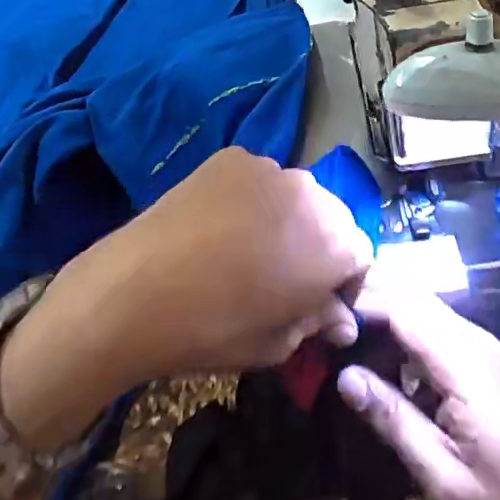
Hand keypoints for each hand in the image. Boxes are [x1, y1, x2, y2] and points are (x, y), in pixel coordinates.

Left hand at [0, 148, 372, 450]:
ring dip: (285, 217)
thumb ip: (318, 321)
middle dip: (319, 244)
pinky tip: (221, 223)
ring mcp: (269, 167)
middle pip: (332, 217)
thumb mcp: (276, 343)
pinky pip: (259, 178)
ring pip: (295, 194)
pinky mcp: (232, 156)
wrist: (137, 286)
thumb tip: (339, 316)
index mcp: (333, 242)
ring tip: (247, 246)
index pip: (361, 255)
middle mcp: (311, 193)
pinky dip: (252, 197)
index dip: (344, 281)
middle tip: (283, 274)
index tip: (318, 300)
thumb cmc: (214, 326)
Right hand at [339, 280, 499, 499]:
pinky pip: (441, 331)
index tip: (325, 312)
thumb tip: (346, 378)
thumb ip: (393, 420)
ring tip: (351, 338)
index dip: (361, 301)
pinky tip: (390, 364)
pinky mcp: (490, 363)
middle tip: (330, 318)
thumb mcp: (445, 476)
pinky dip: (409, 335)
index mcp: (464, 361)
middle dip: (370, 300)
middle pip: (414, 298)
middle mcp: (476, 341)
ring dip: (388, 316)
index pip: (403, 306)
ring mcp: (486, 349)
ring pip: (427, 311)